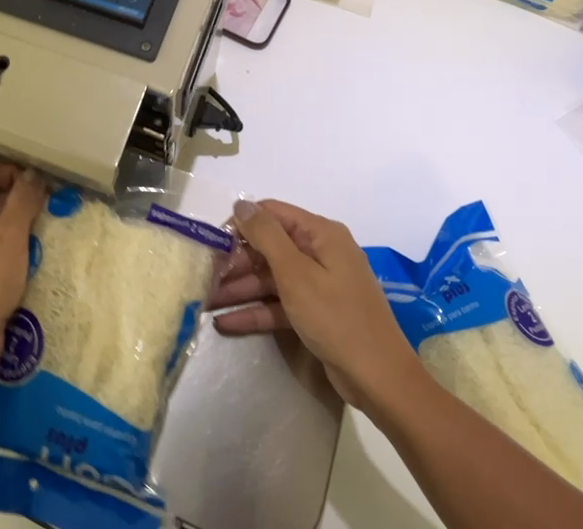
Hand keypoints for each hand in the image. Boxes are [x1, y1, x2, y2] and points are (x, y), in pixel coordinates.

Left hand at [0, 163, 47, 373]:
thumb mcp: (10, 235)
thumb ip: (23, 200)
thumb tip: (33, 175)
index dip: (11, 170)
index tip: (40, 184)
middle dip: (23, 202)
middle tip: (53, 211)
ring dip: (24, 230)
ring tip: (50, 238)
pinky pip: (0, 256)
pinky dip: (19, 255)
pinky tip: (37, 266)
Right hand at [212, 199, 426, 413]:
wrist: (378, 378)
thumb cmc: (336, 317)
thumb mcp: (295, 273)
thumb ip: (266, 235)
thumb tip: (241, 204)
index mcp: (321, 235)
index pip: (272, 214)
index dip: (241, 225)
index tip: (212, 244)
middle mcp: (320, 253)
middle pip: (269, 247)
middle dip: (236, 261)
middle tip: (204, 277)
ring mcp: (318, 284)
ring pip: (271, 278)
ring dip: (239, 289)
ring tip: (205, 302)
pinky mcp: (315, 313)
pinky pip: (279, 304)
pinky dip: (255, 311)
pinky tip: (225, 324)